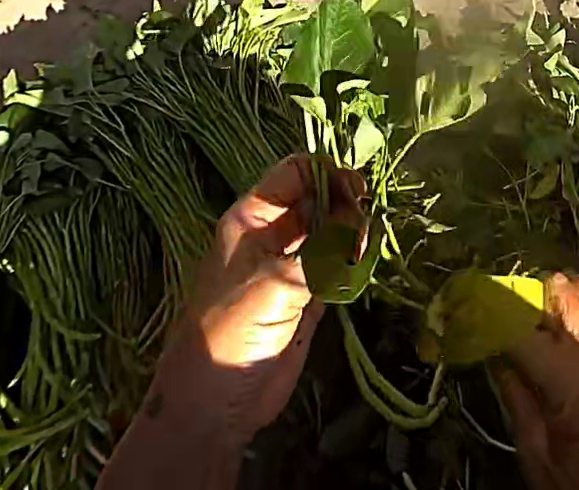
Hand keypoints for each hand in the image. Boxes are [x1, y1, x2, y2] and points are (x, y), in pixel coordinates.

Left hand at [97, 155, 363, 489]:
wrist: (215, 405)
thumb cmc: (230, 330)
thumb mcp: (274, 281)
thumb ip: (320, 248)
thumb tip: (358, 216)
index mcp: (254, 216)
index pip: (296, 173)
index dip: (326, 173)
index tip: (355, 190)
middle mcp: (275, 232)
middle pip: (318, 197)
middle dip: (345, 202)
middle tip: (363, 224)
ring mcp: (293, 261)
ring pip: (332, 228)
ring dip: (352, 231)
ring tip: (362, 248)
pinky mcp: (310, 292)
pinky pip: (338, 261)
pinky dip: (353, 258)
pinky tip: (361, 263)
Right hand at [493, 273, 578, 489]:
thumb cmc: (570, 479)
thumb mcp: (530, 445)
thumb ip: (511, 390)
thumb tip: (488, 347)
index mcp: (569, 380)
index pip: (522, 328)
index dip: (492, 314)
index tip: (469, 307)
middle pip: (559, 292)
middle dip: (526, 290)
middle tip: (503, 304)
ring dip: (557, 287)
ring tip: (535, 301)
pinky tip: (571, 302)